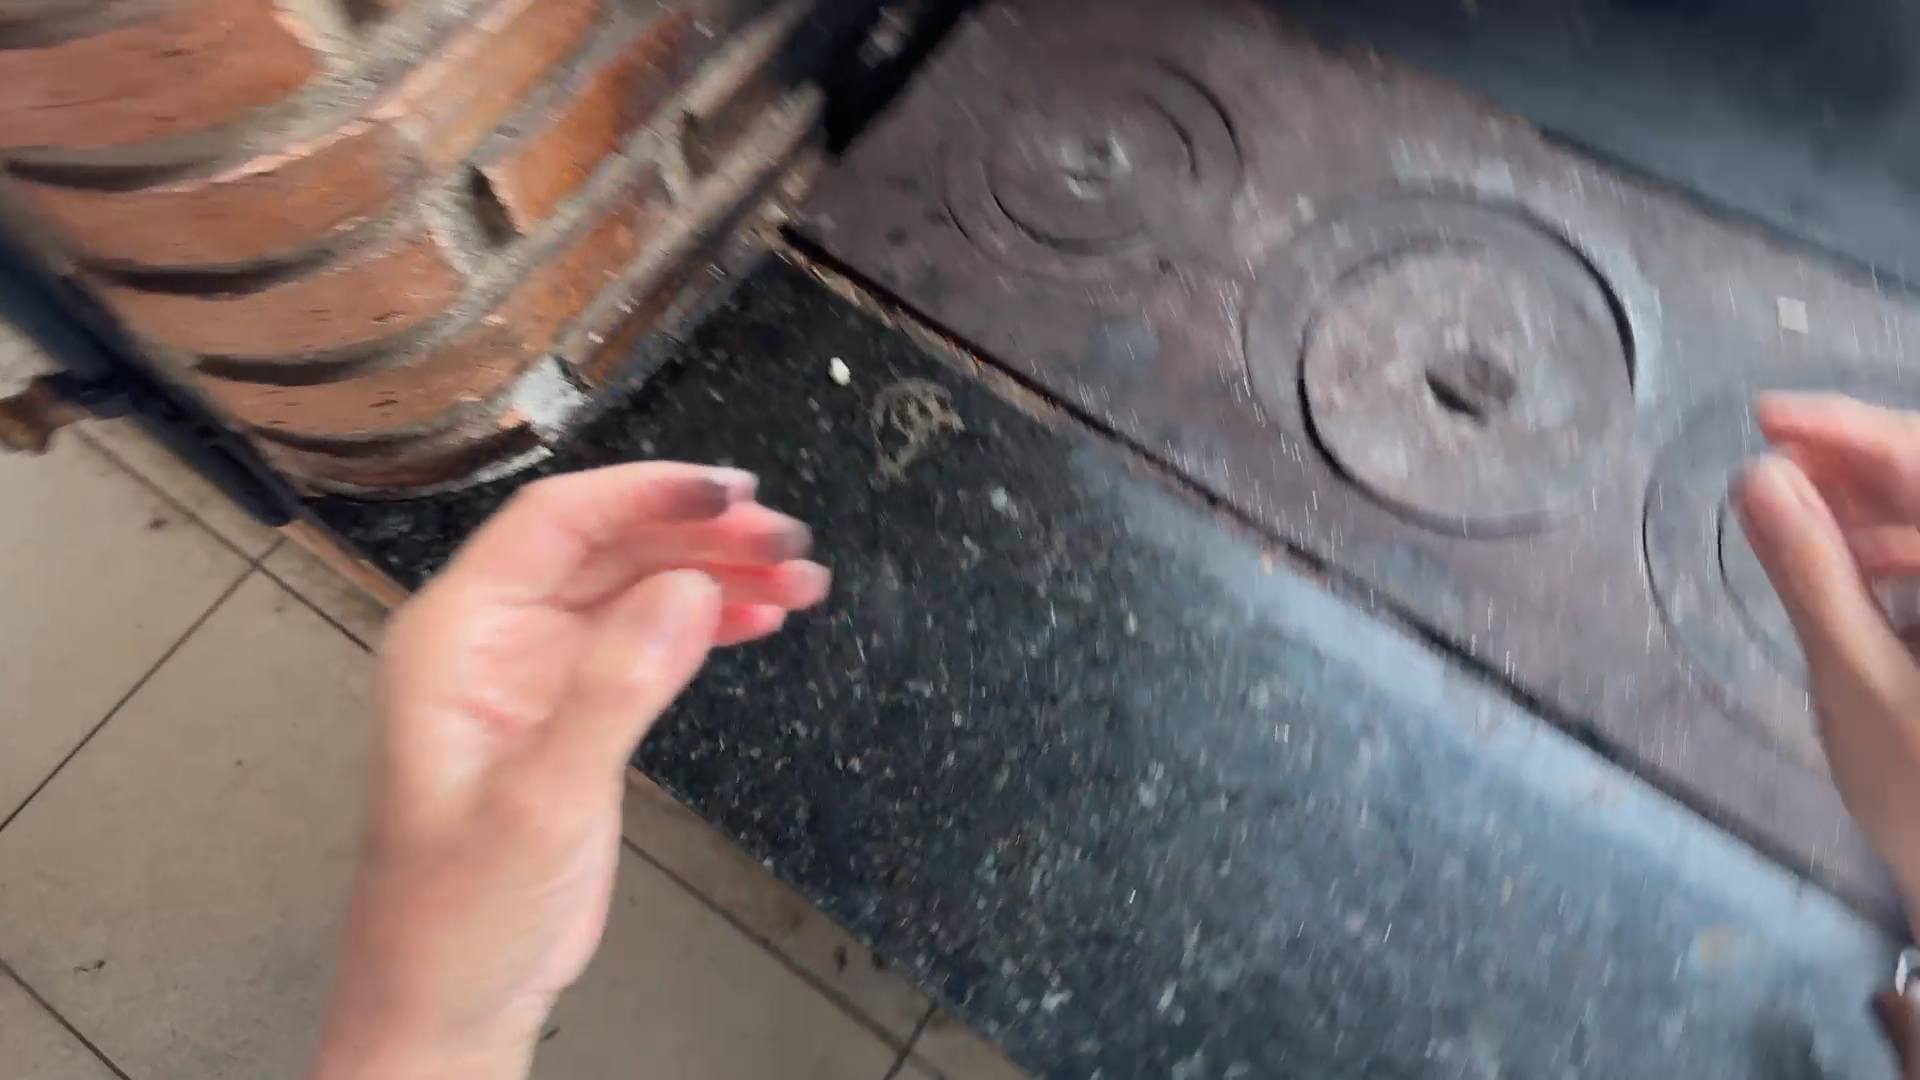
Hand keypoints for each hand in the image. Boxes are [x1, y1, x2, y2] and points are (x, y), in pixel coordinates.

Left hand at [306, 463, 830, 1079]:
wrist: (463, 994)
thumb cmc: (471, 908)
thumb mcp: (541, 801)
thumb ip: (614, 686)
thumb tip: (693, 587)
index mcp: (463, 629)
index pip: (560, 520)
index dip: (650, 492)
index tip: (734, 494)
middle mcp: (508, 628)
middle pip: (620, 545)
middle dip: (709, 536)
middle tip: (790, 543)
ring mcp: (553, 661)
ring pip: (650, 584)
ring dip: (727, 574)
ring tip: (803, 580)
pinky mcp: (592, 695)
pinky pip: (661, 633)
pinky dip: (716, 619)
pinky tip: (766, 617)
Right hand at [1737, 394, 1919, 925]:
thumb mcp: (1857, 675)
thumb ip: (1811, 573)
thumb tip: (1760, 478)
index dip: (1857, 431)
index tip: (1764, 414)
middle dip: (1854, 454)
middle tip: (1762, 443)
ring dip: (1861, 496)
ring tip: (1781, 496)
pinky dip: (1876, 539)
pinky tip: (1833, 548)